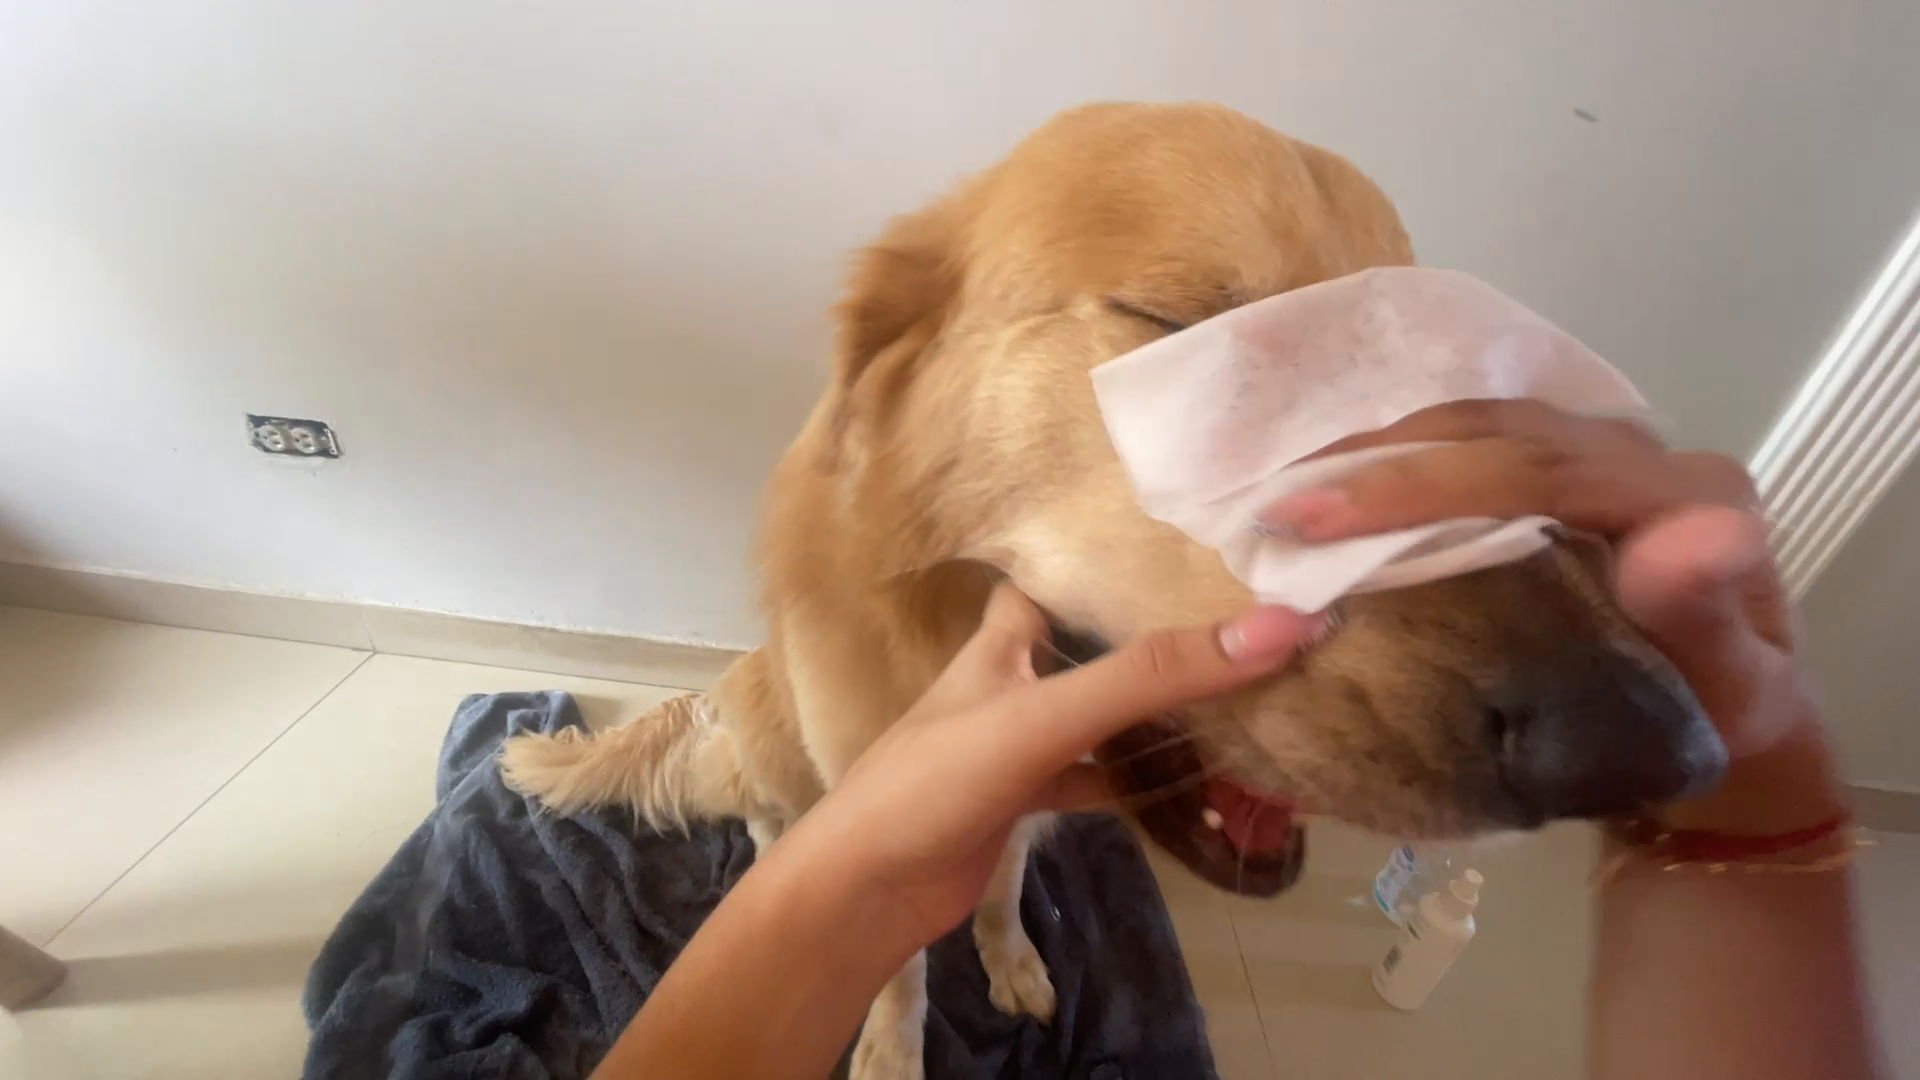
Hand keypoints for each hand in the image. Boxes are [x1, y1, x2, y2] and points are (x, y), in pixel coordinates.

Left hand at [770, 585, 1322, 948]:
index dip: (1119, 555)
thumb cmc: (943, 776)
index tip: (1198, 543)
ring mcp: (1024, 734)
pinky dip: (1139, 776)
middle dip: (1156, 634)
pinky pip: (1099, 771)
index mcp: (1006, 633)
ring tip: (1243, 689)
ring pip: (1102, 708)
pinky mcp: (1030, 790)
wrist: (870, 889)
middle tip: (1246, 618)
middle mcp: (1016, 673)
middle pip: (1095, 640)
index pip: (1066, 571)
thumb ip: (1145, 676)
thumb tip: (1276, 628)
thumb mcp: (1045, 715)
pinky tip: (1197, 780)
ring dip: (1156, 708)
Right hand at [1258, 400, 1836, 831]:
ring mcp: (1579, 448)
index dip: (1414, 486)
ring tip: (1284, 489)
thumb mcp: (1728, 688)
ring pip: (1457, 424)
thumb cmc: (1709, 712)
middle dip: (1368, 467)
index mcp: (1677, 492)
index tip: (1312, 520)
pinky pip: (1450, 438)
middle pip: (1480, 433)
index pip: (1528, 469)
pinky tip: (1323, 481)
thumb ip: (1708, 613)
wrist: (1709, 701)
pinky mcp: (1540, 460)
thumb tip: (1696, 533)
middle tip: (1276, 507)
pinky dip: (1379, 458)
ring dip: (1363, 454)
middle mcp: (1628, 452)